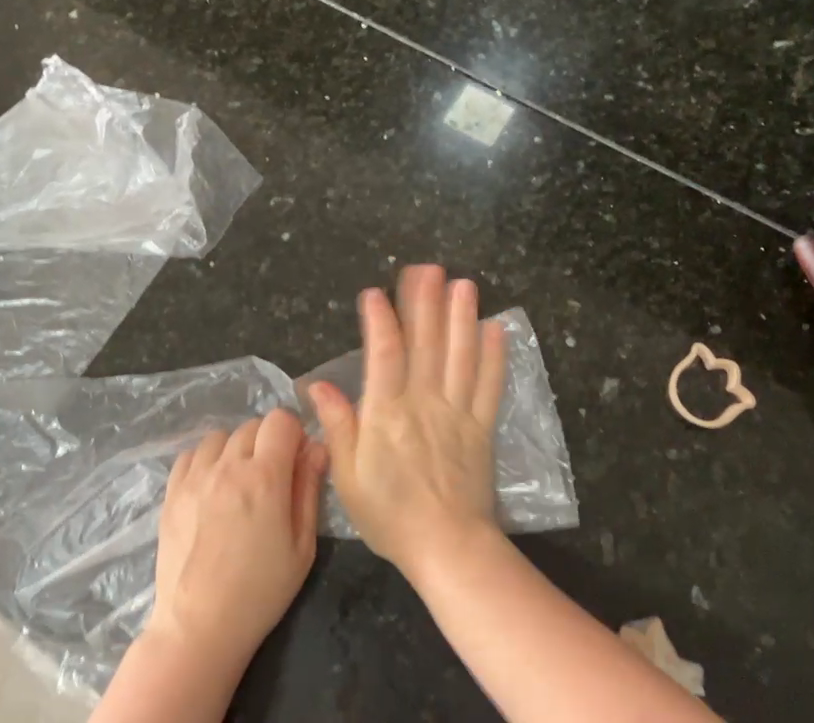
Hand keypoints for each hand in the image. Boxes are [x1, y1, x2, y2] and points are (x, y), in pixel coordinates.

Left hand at [147, 409, 326, 667]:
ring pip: (220, 437)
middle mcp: (227, 466)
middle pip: (252, 426)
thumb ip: (309, 489)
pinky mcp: (171, 492)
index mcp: (265, 476)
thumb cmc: (261, 590)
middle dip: (268, 442)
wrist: (199, 625)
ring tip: (239, 483)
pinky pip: (191, 454)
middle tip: (272, 479)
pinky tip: (212, 489)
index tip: (296, 460)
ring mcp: (195, 477)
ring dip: (235, 450)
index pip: (281, 420)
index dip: (294, 435)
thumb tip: (316, 448)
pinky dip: (206, 461)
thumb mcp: (302, 546)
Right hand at [306, 265, 506, 577]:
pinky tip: (496, 329)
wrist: (446, 547)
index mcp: (387, 415)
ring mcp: (458, 413)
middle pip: (425, 344)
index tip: (375, 292)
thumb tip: (317, 384)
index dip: (380, 321)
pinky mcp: (482, 428)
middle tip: (427, 267)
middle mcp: (424, 404)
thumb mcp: (348, 476)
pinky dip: (494, 356)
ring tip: (463, 284)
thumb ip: (338, 425)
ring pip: (460, 356)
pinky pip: (489, 385)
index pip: (384, 355)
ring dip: (461, 317)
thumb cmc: (389, 515)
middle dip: (425, 303)